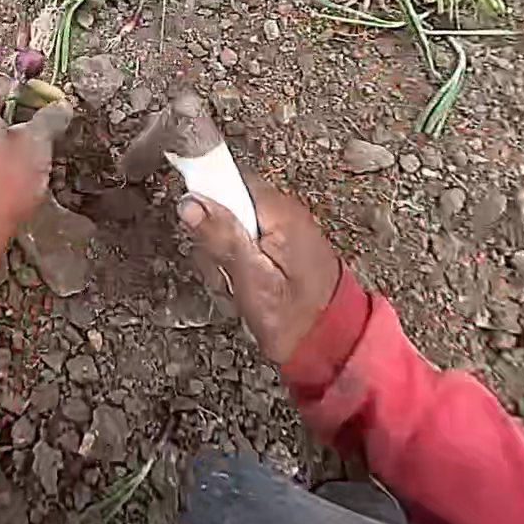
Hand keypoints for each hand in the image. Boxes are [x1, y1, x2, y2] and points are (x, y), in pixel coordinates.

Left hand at [0, 85, 73, 253]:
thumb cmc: (2, 186)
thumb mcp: (35, 146)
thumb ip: (50, 118)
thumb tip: (62, 105)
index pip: (5, 86)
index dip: (35, 95)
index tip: (55, 109)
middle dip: (24, 115)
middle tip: (48, 130)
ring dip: (13, 133)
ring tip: (36, 150)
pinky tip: (16, 165)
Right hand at [179, 175, 340, 364]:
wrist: (332, 345)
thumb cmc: (296, 318)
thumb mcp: (252, 280)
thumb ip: (222, 238)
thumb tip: (191, 203)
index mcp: (278, 212)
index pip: (229, 178)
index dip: (207, 200)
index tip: (197, 227)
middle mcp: (284, 210)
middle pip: (228, 203)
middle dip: (216, 237)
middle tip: (225, 271)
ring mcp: (284, 226)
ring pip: (233, 225)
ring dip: (226, 255)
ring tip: (238, 285)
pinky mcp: (283, 242)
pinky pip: (247, 240)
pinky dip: (240, 262)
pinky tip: (246, 286)